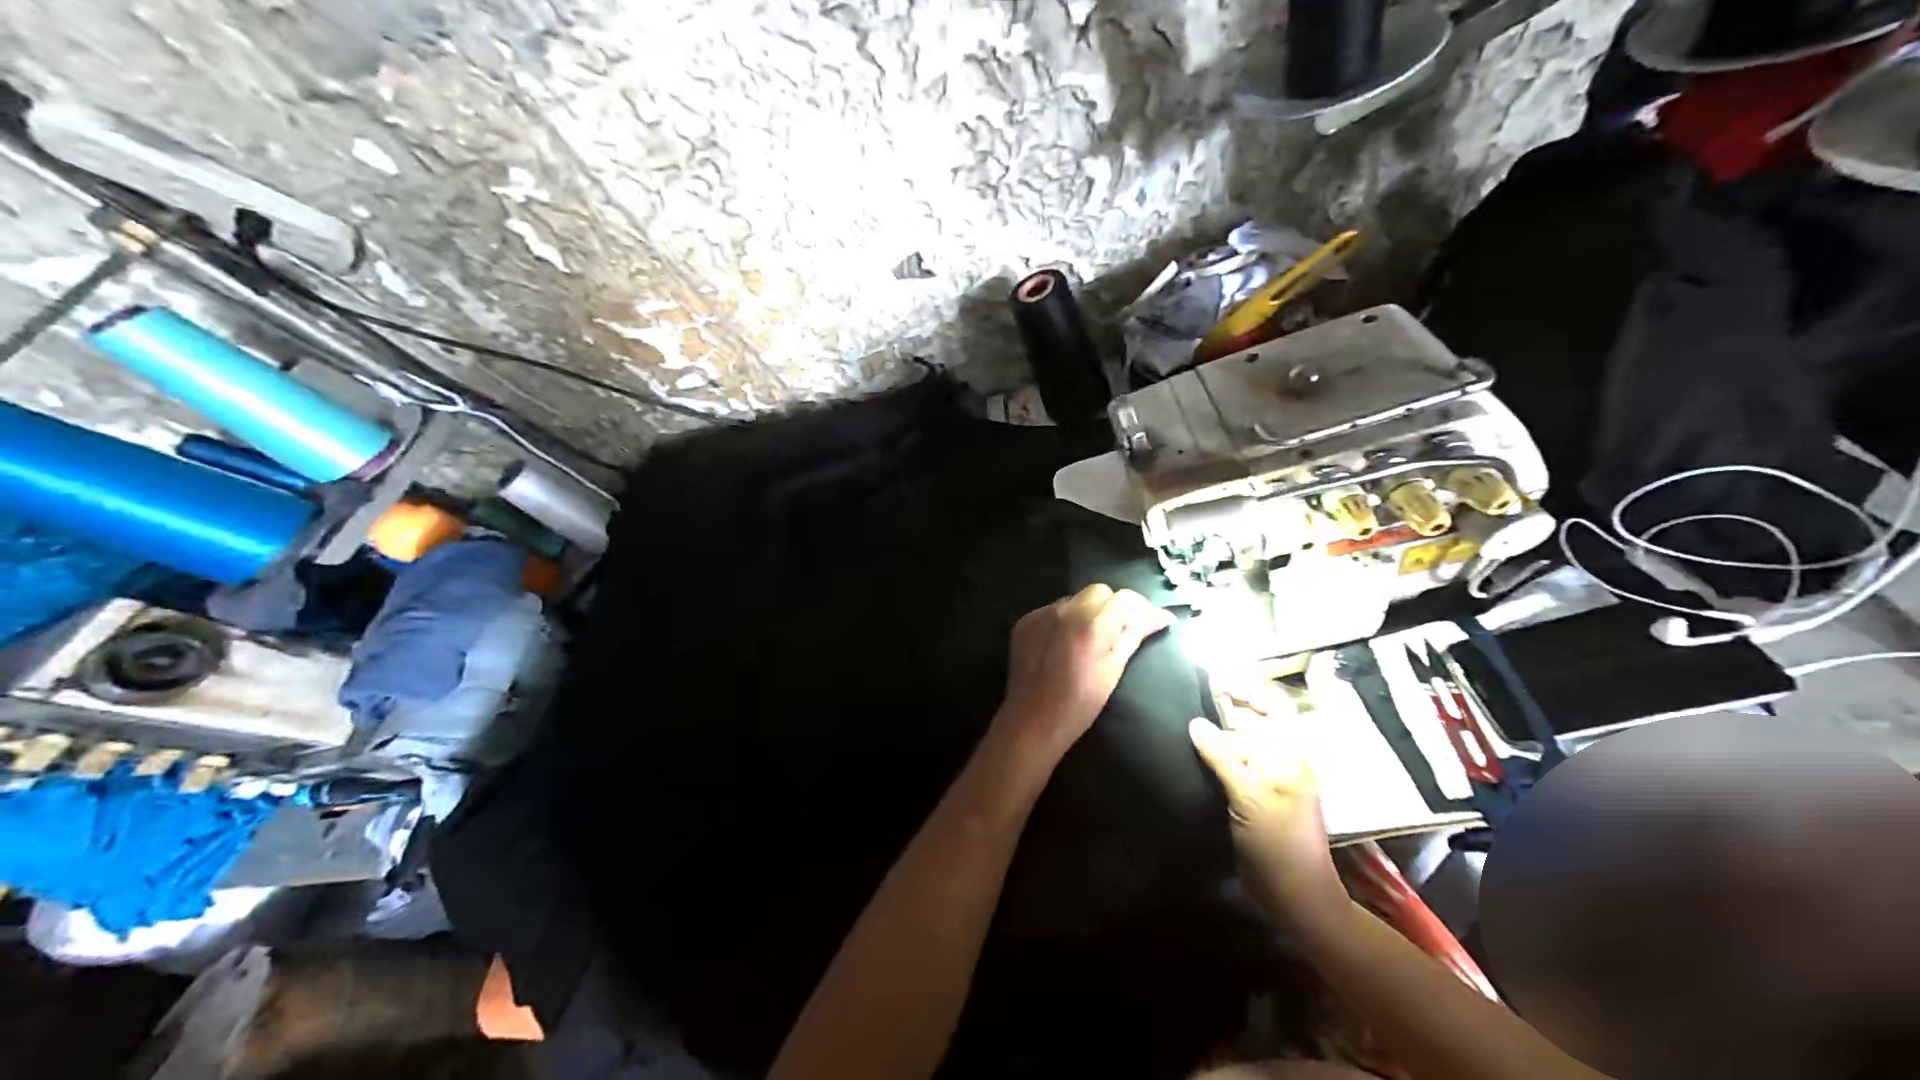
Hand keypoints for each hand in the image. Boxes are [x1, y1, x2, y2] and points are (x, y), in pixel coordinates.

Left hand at [993, 584, 1174, 759]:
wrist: (1033, 720)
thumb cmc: (1080, 703)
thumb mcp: (1114, 670)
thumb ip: (1133, 636)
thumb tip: (1159, 618)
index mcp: (1092, 623)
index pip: (1125, 598)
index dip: (1143, 608)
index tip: (1154, 621)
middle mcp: (1065, 610)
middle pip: (1099, 592)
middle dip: (1113, 606)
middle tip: (1120, 630)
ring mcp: (1042, 614)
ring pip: (1074, 599)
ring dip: (1087, 612)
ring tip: (1090, 639)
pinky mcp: (1025, 622)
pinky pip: (1052, 611)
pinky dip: (1064, 621)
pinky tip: (1065, 643)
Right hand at [1188, 695, 1344, 923]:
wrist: (1292, 896)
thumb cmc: (1279, 844)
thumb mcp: (1249, 798)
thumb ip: (1222, 757)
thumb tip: (1195, 723)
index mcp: (1289, 755)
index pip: (1272, 707)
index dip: (1246, 687)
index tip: (1212, 677)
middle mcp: (1279, 761)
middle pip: (1251, 722)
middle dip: (1224, 705)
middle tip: (1189, 694)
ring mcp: (1264, 780)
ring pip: (1238, 744)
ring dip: (1215, 731)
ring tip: (1183, 718)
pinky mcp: (1249, 798)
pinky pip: (1229, 766)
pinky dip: (1212, 755)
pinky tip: (1189, 751)